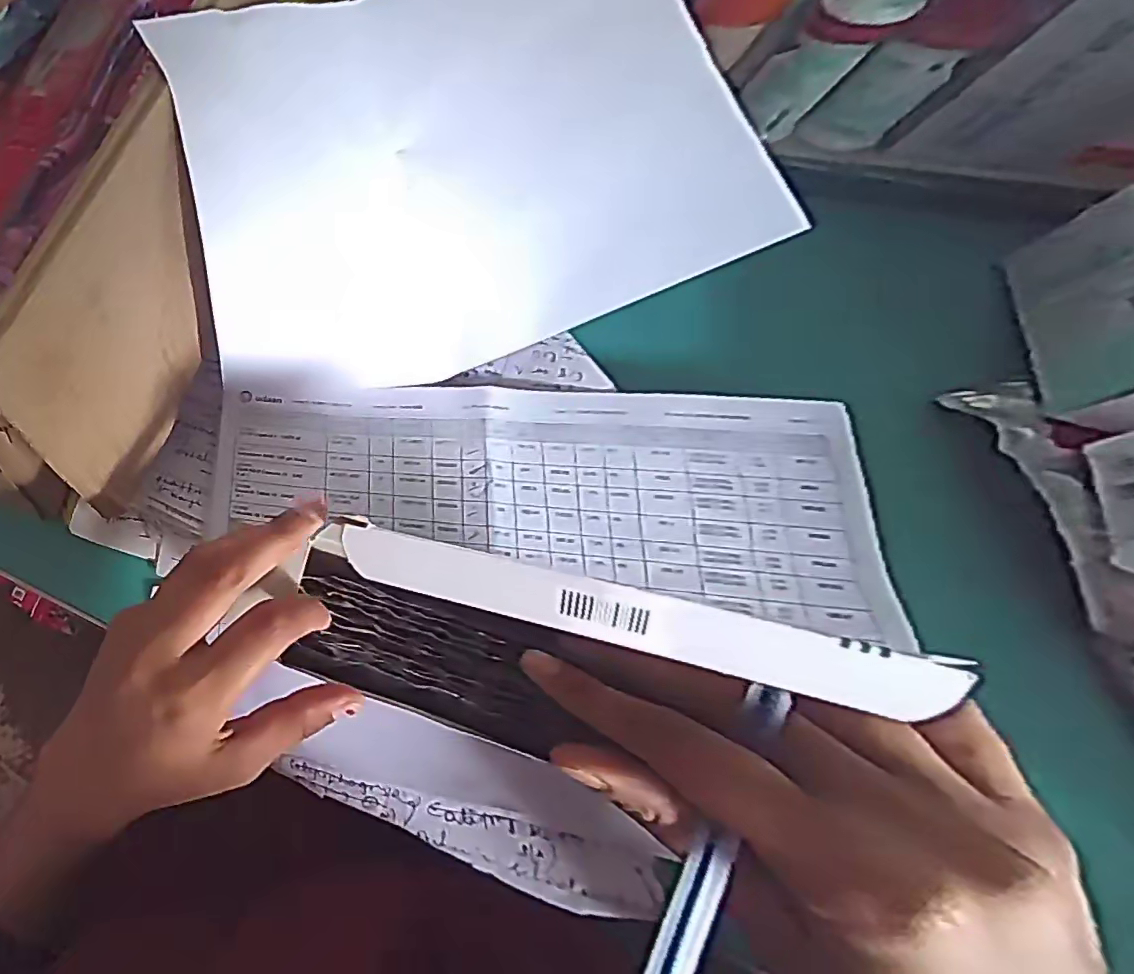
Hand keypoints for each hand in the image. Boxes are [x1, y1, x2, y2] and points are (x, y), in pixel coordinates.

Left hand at [0, 504, 362, 941]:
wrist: (86, 766)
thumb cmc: (166, 773)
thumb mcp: (235, 764)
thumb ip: (292, 724)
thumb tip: (348, 695)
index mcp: (195, 695)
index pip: (260, 633)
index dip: (299, 614)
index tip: (322, 613)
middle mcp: (163, 649)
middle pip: (222, 575)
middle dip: (272, 538)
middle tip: (312, 514)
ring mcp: (139, 623)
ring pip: (197, 563)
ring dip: (244, 536)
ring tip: (284, 523)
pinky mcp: (129, 612)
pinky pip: (180, 574)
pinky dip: (218, 556)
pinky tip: (243, 551)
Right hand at [521, 649, 1104, 973]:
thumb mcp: (764, 931)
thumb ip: (679, 828)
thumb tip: (585, 757)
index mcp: (864, 878)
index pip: (698, 753)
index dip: (610, 703)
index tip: (556, 669)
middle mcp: (933, 831)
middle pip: (752, 705)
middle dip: (654, 668)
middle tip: (593, 649)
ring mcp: (988, 812)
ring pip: (825, 689)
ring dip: (735, 668)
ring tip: (672, 660)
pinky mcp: (1025, 806)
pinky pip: (935, 713)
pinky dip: (852, 685)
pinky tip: (798, 675)